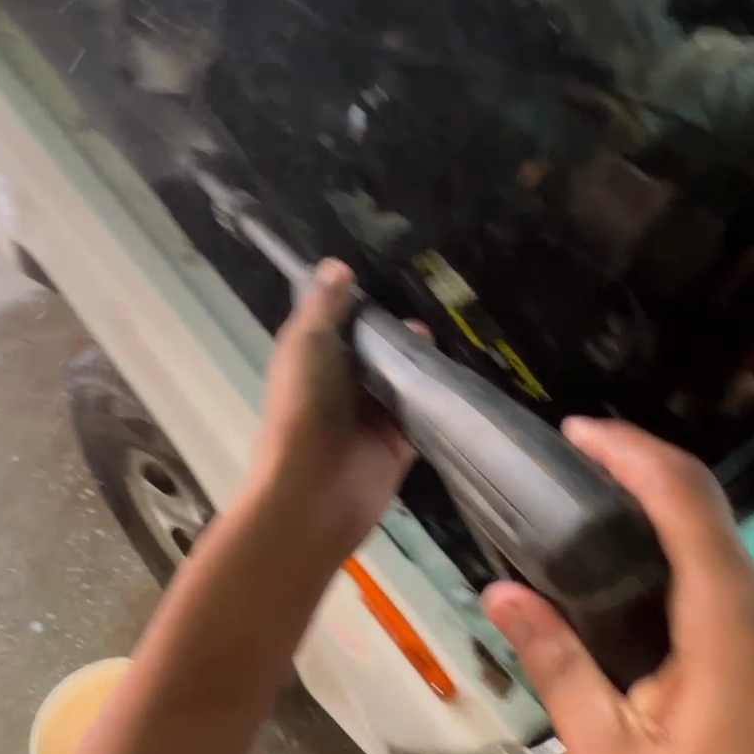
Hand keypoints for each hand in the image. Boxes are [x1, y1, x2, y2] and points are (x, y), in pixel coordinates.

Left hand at [250, 260, 414, 557]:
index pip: (339, 329)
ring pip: (401, 383)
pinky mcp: (399, 446)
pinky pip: (420, 416)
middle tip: (419, 324)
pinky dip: (433, 401)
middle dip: (396, 336)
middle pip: (375, 355)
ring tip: (436, 344)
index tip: (386, 284)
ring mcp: (371, 420)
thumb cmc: (302, 408)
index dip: (358, 308)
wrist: (316, 488)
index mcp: (312, 364)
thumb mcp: (306, 344)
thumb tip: (339, 266)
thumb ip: (324, 306)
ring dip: (417, 365)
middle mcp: (342, 390)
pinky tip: (450, 379)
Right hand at [483, 418, 753, 753]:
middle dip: (629, 559)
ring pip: (726, 599)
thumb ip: (561, 668)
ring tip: (631, 698)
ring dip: (669, 622)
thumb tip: (502, 593)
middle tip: (575, 610)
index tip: (575, 432)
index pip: (683, 492)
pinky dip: (708, 646)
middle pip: (698, 545)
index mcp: (735, 617)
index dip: (627, 448)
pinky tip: (692, 724)